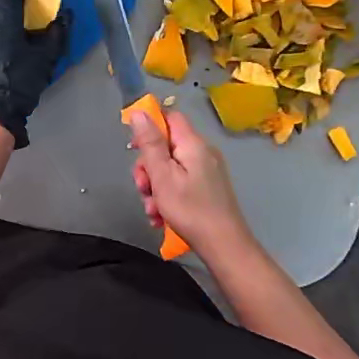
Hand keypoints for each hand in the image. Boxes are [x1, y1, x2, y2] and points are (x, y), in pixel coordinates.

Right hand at [129, 109, 252, 255]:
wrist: (224, 245)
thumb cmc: (190, 209)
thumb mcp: (162, 175)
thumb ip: (150, 143)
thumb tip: (140, 112)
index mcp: (192, 144)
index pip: (169, 116)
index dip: (149, 124)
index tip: (134, 146)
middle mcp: (202, 153)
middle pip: (166, 146)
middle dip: (148, 166)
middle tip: (142, 187)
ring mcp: (206, 171)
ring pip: (169, 168)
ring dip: (155, 187)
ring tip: (152, 208)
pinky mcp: (207, 188)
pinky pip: (180, 183)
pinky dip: (167, 197)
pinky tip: (161, 216)